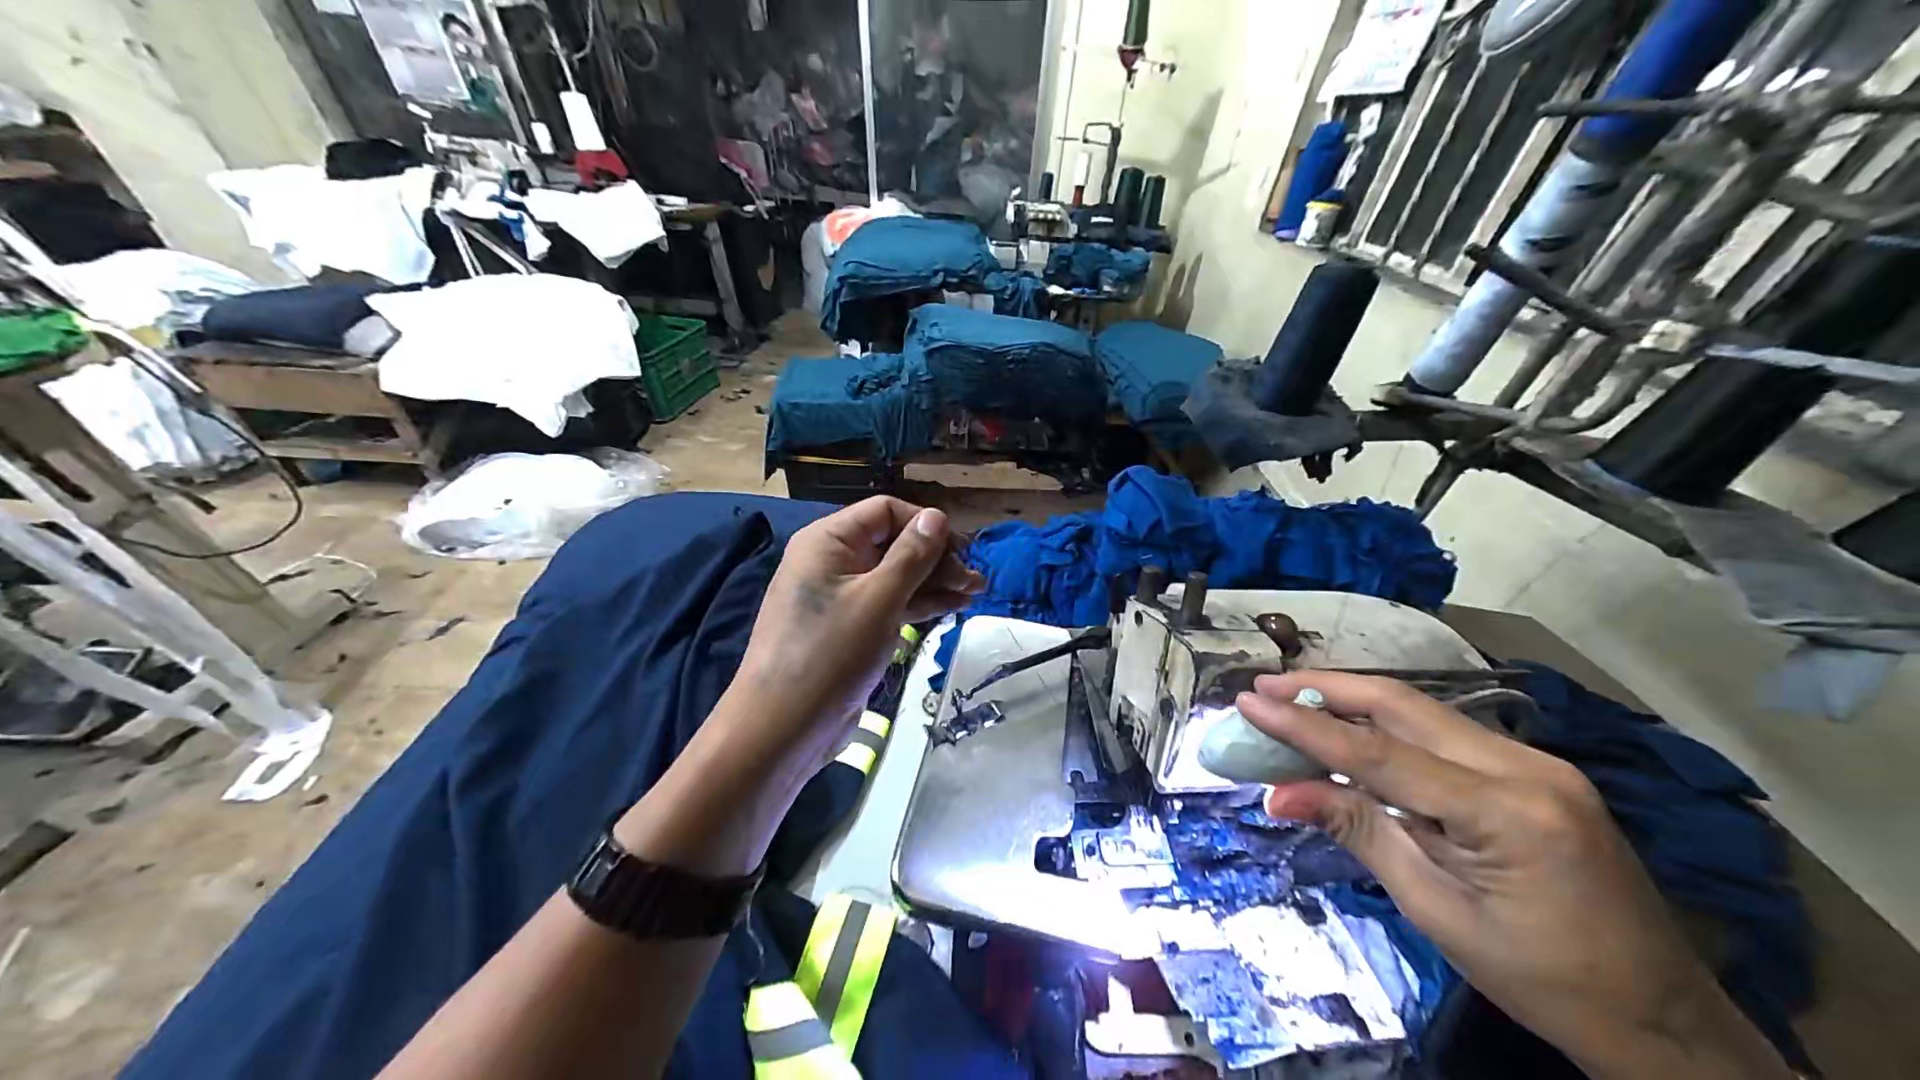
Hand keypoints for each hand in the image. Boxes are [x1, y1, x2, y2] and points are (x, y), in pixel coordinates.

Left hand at [728, 496, 982, 773]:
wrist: (784, 728)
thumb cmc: (829, 654)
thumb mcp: (878, 600)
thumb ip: (911, 556)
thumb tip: (937, 516)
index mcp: (828, 541)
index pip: (885, 511)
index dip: (925, 525)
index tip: (961, 550)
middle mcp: (833, 561)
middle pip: (893, 542)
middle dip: (936, 557)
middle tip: (975, 580)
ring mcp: (842, 596)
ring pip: (895, 575)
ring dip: (935, 581)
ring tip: (975, 592)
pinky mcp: (851, 627)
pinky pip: (889, 603)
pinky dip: (920, 603)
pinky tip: (953, 606)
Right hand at [1236, 672, 1792, 1079]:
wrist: (1662, 1018)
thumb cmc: (1543, 979)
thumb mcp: (1436, 910)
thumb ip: (1359, 832)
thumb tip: (1279, 794)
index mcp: (1506, 811)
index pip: (1378, 752)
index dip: (1303, 726)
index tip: (1247, 704)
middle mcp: (1526, 766)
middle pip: (1403, 706)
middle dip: (1325, 690)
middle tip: (1264, 689)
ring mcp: (1538, 762)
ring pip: (1423, 711)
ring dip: (1352, 703)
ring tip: (1292, 702)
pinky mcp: (1536, 770)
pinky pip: (1445, 734)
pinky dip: (1387, 728)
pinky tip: (1351, 732)